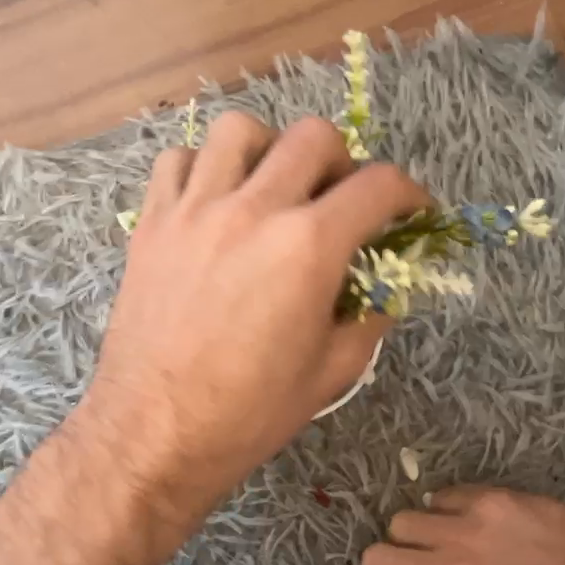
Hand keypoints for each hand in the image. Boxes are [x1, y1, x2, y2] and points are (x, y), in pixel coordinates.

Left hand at [76, 111, 428, 539]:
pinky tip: (213, 202)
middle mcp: (254, 210)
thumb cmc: (249, 414)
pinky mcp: (153, 224)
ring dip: (269, 150)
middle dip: (343, 163)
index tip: (411, 209)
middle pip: (313, 138)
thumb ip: (368, 319)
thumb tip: (381, 291)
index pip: (378, 186)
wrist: (154, 434)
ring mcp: (196, 210)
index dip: (409, 193)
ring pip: (239, 130)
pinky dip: (202, 168)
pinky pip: (177, 161)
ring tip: (272, 188)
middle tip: (339, 201)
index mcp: (309, 247)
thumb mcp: (332, 373)